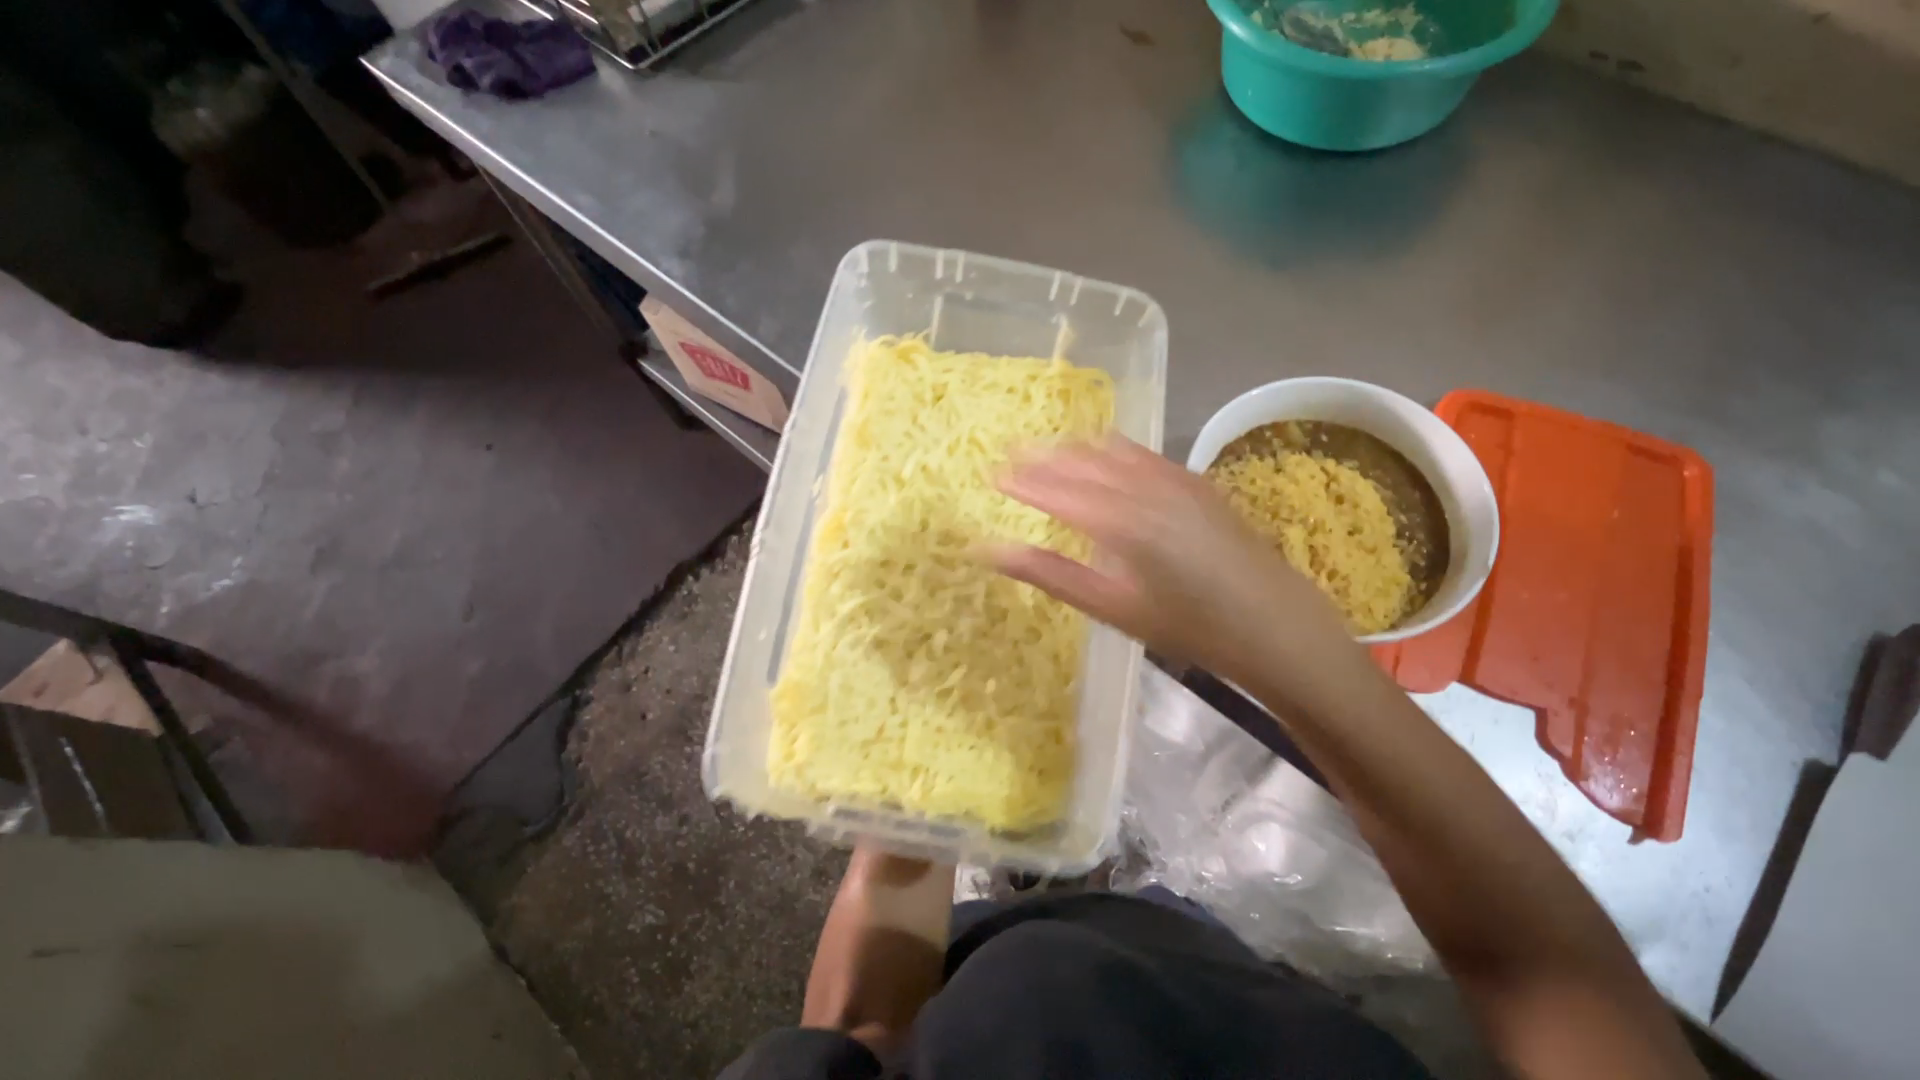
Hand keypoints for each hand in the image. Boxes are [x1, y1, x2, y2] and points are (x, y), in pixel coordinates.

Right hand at [992, 436, 1367, 703]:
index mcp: (1118, 521)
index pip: (1056, 491)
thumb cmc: (1186, 627)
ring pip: (1113, 451)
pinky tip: (1108, 451)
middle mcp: (1143, 488)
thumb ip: (1050, 574)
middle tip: (1012, 454)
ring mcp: (1174, 479)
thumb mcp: (1111, 607)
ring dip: (1077, 447)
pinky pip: (1144, 452)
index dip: (1023, 481)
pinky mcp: (1196, 481)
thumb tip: (991, 551)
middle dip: (1044, 456)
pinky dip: (1115, 448)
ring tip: (1050, 448)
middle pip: (1083, 461)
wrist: (1272, 623)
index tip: (993, 474)